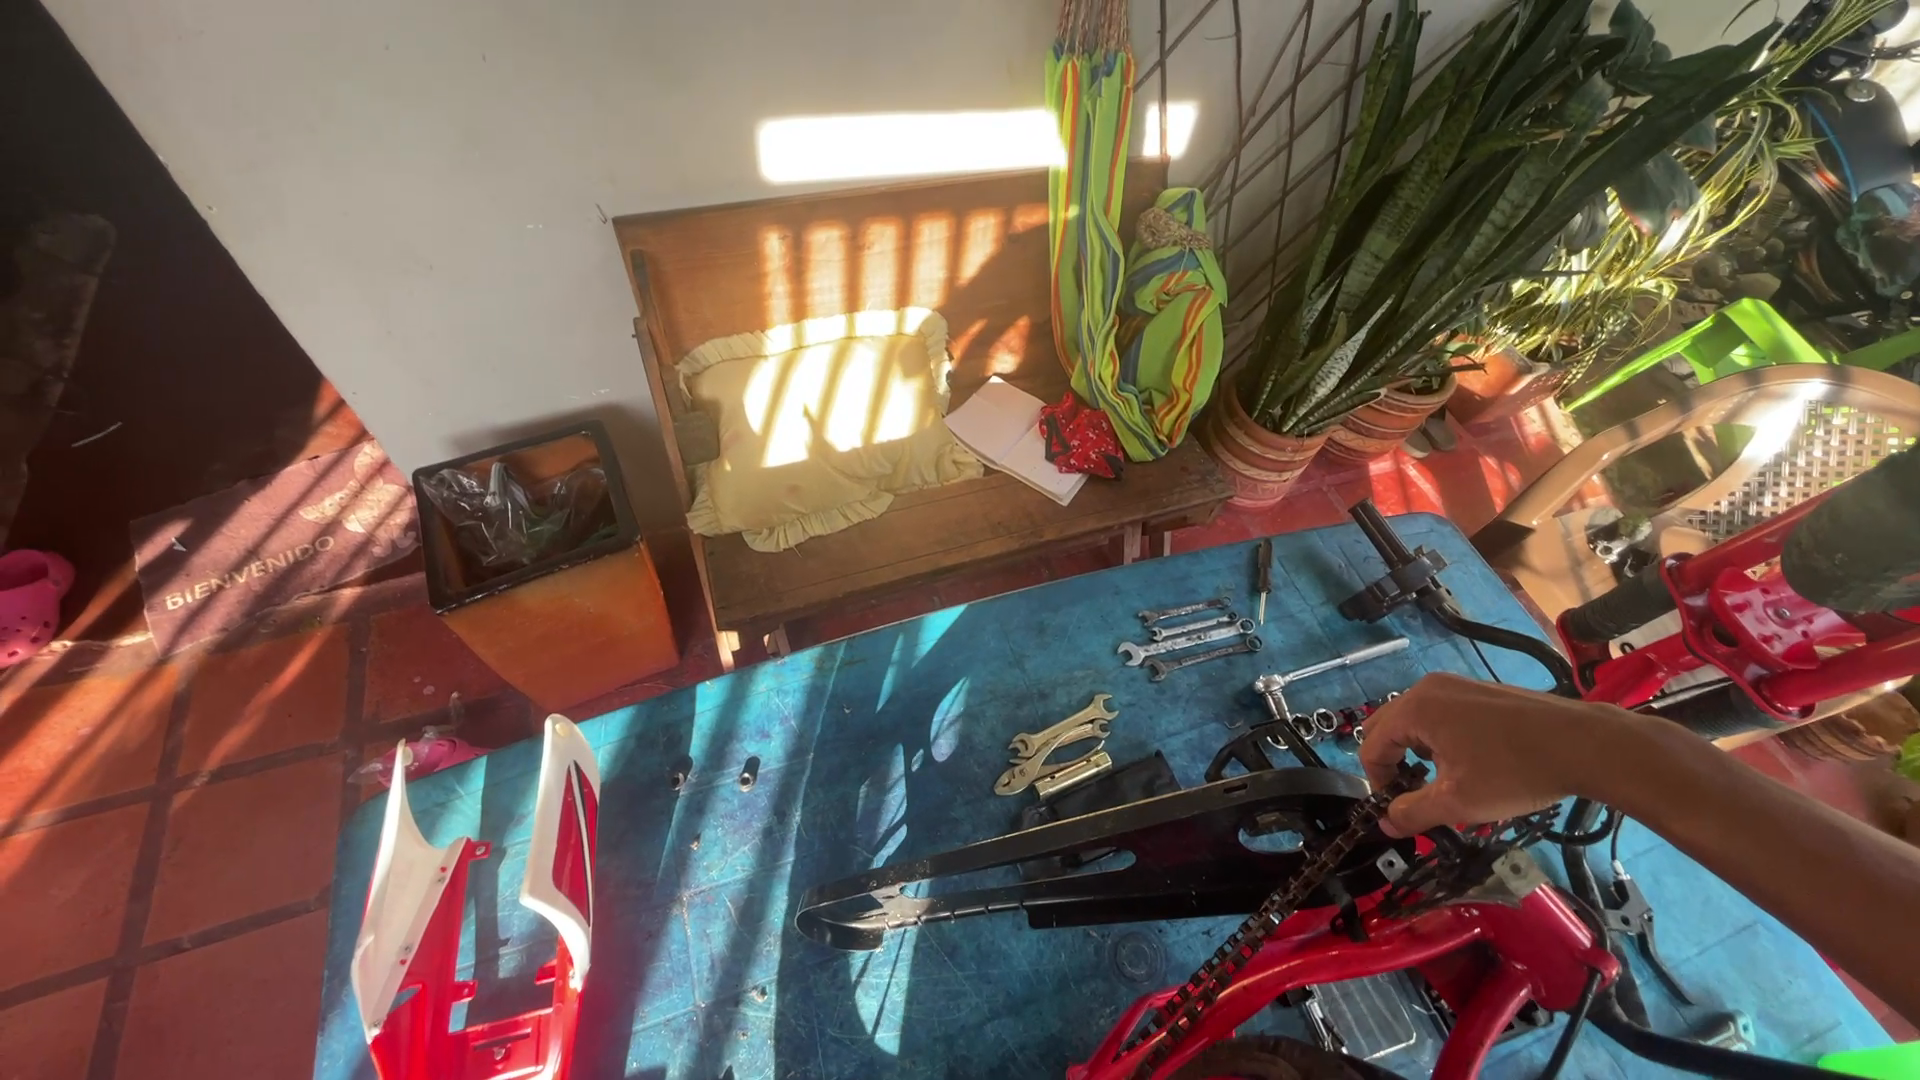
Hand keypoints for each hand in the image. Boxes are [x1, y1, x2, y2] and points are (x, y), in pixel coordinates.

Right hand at [1359, 673, 1638, 836]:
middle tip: (1415, 792)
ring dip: (1415, 749)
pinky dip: (1438, 736)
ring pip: (1412, 719)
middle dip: (1392, 762)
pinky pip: (1438, 711)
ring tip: (1445, 777)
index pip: (1371, 746)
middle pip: (1385, 726)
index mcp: (1414, 710)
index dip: (1378, 782)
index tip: (1399, 808)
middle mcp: (1426, 688)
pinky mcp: (1476, 689)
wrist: (1587, 745)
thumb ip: (1413, 813)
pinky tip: (1469, 759)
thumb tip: (1385, 823)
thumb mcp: (1460, 802)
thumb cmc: (1516, 772)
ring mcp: (1453, 684)